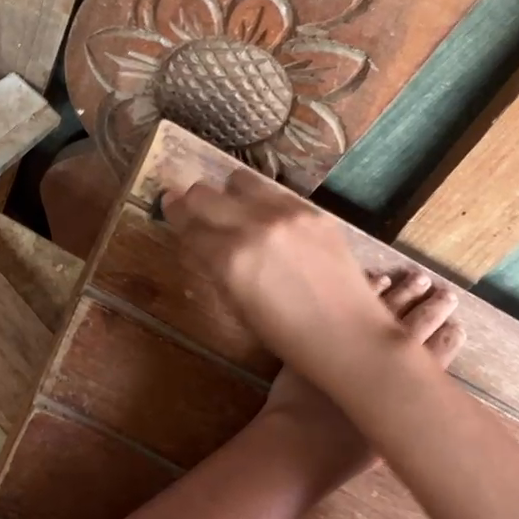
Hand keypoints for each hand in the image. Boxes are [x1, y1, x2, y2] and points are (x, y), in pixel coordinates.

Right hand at [163, 169, 396, 378]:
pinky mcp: (312, 211)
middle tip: (190, 205)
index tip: (168, 203)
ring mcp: (285, 214)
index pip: (188, 226)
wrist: (350, 337)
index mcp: (227, 259)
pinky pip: (275, 193)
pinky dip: (262, 201)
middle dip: (193, 200)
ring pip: (239, 181)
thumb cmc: (287, 337)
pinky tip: (268, 219)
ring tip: (232, 207)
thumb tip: (203, 245)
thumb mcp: (237, 306)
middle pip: (205, 195)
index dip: (173, 214)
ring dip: (228, 193)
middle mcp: (252, 227)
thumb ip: (216, 268)